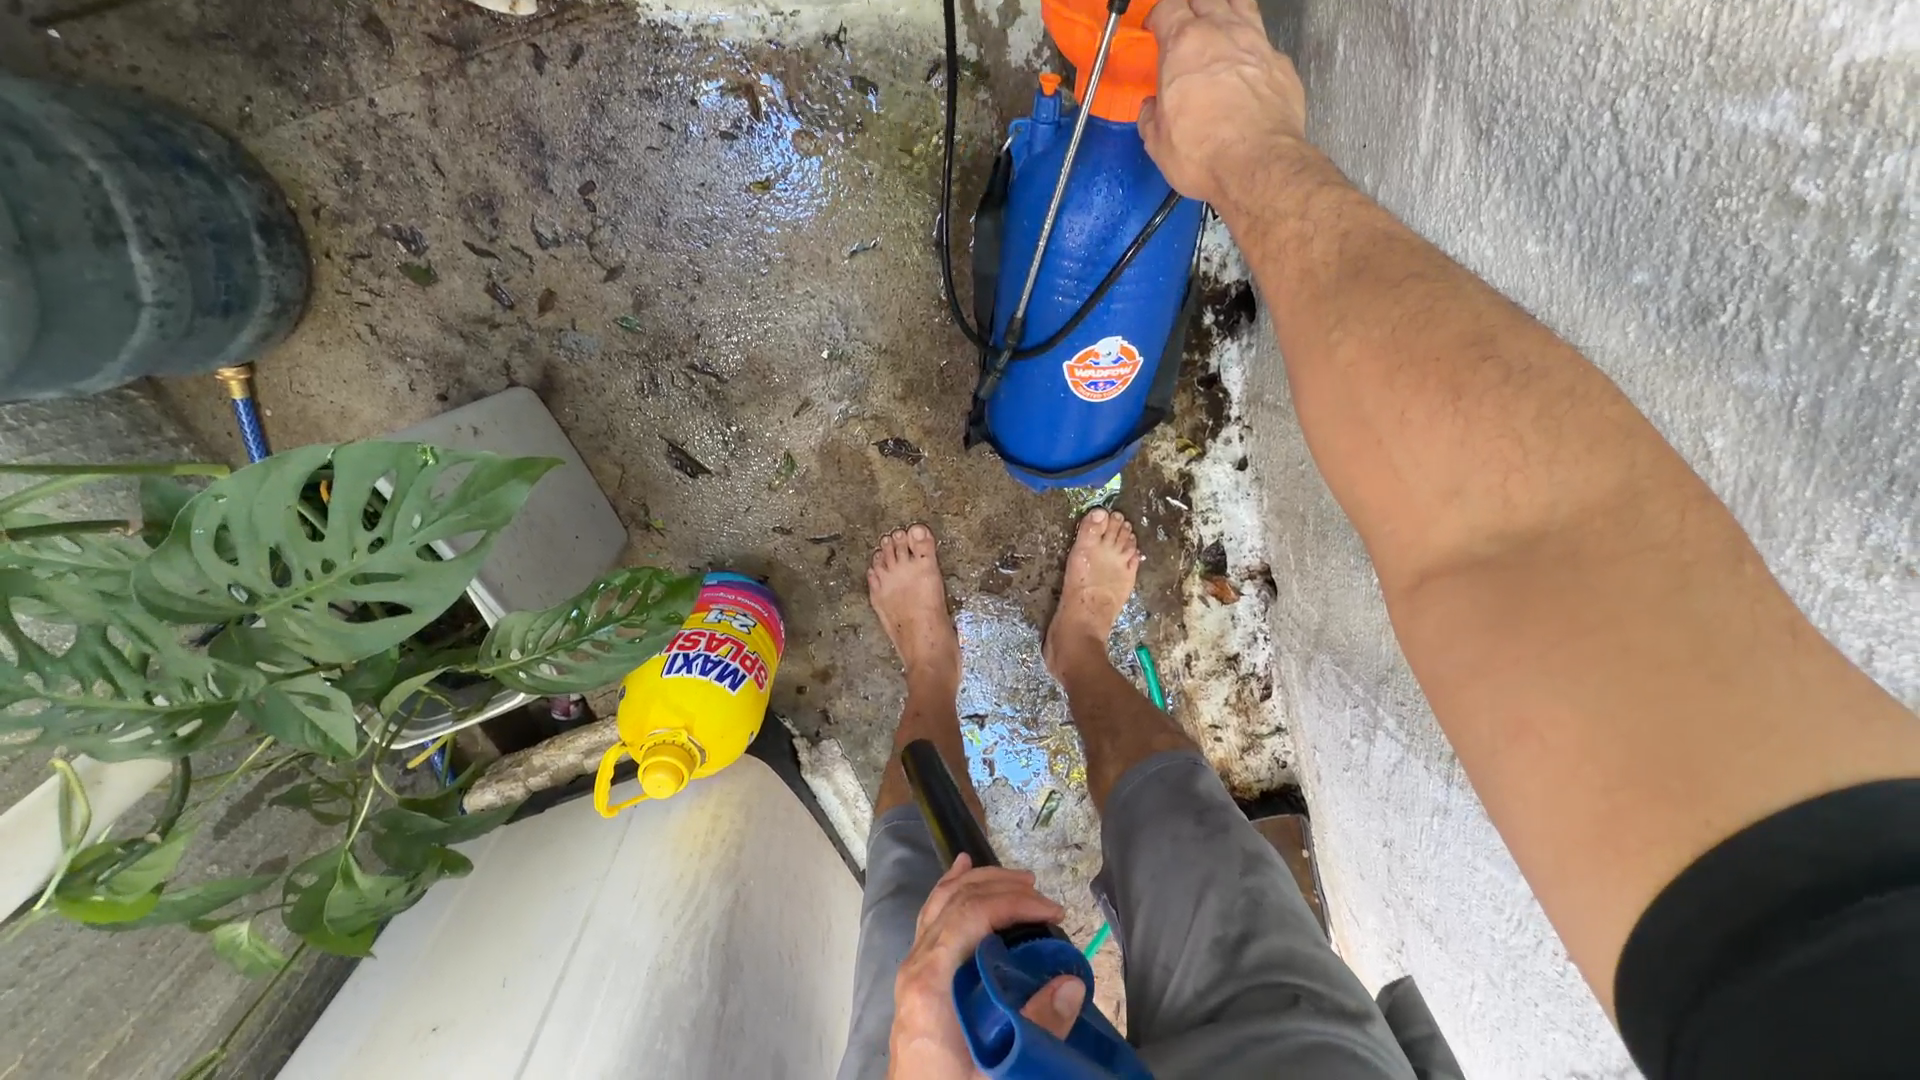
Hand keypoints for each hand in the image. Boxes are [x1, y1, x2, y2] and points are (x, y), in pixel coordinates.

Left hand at [887, 854, 1089, 1079]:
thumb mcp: (998, 1072)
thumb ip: (1035, 1030)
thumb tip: (1071, 983)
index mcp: (929, 981)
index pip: (971, 915)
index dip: (1013, 902)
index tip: (1052, 910)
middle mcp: (915, 965)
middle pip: (956, 900)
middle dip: (1001, 886)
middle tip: (1042, 894)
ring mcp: (912, 969)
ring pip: (941, 903)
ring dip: (980, 883)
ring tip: (1016, 879)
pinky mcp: (917, 979)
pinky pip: (932, 918)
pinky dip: (951, 891)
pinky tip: (963, 872)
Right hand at [1139, 0, 1309, 206]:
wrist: (1256, 164)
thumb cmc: (1205, 152)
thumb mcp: (1157, 142)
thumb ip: (1151, 117)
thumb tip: (1150, 110)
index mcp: (1182, 46)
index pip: (1167, 8)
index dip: (1158, 17)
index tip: (1154, 29)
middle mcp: (1221, 33)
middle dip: (1190, 7)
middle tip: (1183, 21)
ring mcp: (1256, 43)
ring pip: (1240, 4)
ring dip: (1225, 9)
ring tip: (1218, 21)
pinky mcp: (1280, 63)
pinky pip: (1264, 40)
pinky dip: (1252, 44)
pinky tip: (1247, 59)